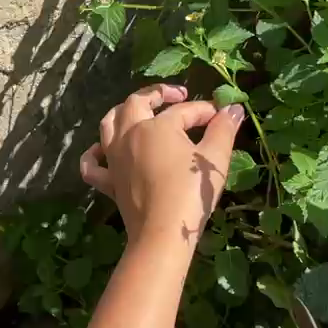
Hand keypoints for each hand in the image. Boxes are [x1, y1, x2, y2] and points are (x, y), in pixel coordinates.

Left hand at [80, 85, 244, 245]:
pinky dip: (94, 154)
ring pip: (109, 123)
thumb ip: (224, 129)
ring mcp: (114, 158)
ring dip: (123, 112)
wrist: (163, 233)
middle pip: (137, 102)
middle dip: (157, 94)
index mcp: (157, 126)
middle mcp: (130, 134)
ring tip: (139, 111)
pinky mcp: (109, 182)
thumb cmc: (191, 192)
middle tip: (177, 96)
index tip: (221, 115)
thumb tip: (234, 108)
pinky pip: (93, 165)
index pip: (184, 110)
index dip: (205, 110)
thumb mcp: (215, 158)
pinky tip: (101, 151)